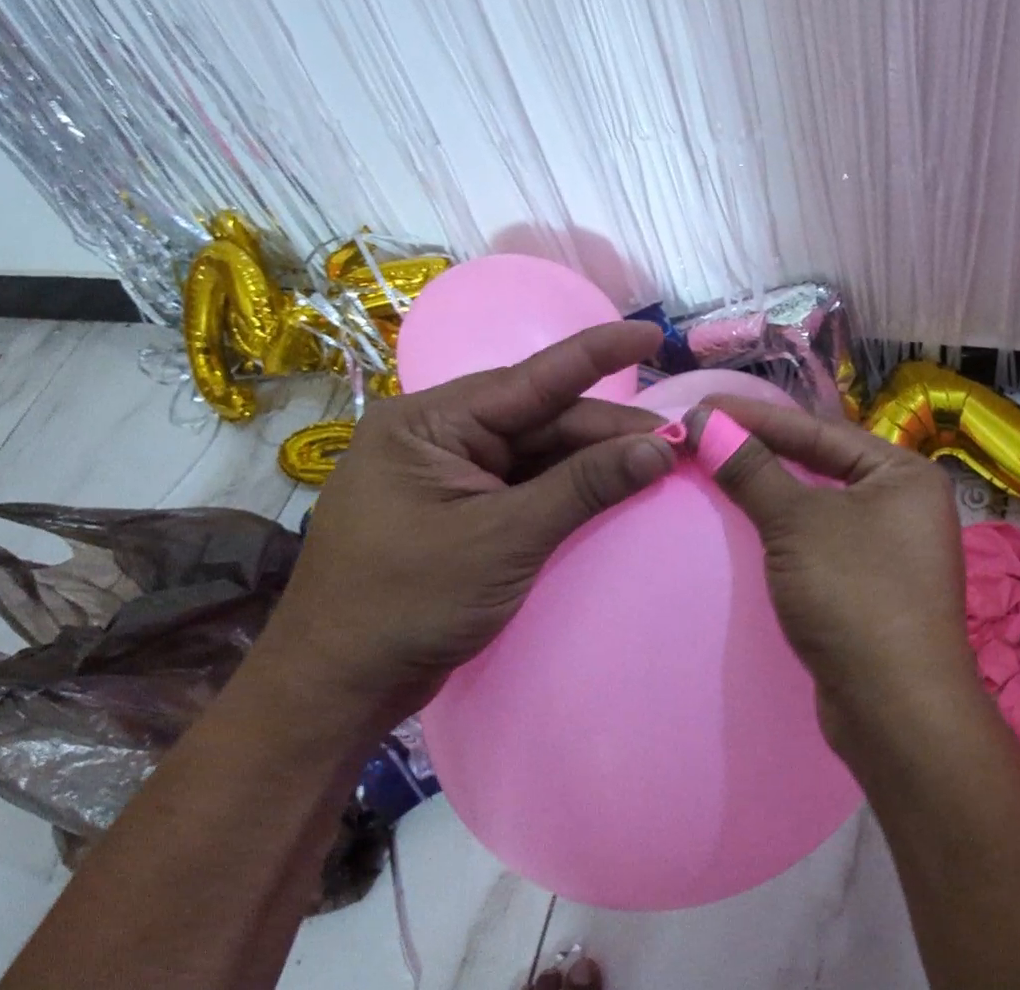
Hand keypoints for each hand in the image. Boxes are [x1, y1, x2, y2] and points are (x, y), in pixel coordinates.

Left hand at [265, 324, 674, 713]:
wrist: (339, 686)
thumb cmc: (407, 603)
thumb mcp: (505, 538)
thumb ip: (586, 486)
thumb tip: (662, 447)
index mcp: (429, 423)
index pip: (531, 378)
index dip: (598, 353)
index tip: (653, 333)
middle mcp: (440, 436)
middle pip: (544, 418)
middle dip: (611, 429)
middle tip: (680, 442)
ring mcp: (452, 474)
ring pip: (543, 452)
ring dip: (599, 459)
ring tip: (662, 463)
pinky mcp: (466, 510)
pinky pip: (533, 484)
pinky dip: (577, 488)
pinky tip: (620, 489)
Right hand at [687, 395, 982, 752]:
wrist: (895, 704)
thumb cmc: (855, 594)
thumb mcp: (797, 524)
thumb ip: (754, 471)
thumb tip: (709, 426)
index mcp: (906, 474)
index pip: (822, 431)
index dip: (759, 419)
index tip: (702, 408)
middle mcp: (909, 504)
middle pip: (826, 466)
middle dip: (767, 453)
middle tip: (707, 437)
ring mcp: (896, 550)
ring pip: (824, 508)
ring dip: (775, 492)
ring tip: (720, 472)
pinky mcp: (877, 590)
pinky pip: (826, 545)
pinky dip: (790, 534)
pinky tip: (754, 527)